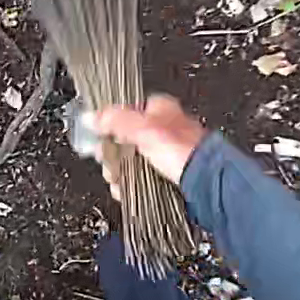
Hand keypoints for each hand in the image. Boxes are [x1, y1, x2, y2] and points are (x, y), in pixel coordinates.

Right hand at [85, 96, 207, 185]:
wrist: (208, 183)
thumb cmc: (185, 151)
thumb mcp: (142, 129)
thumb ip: (114, 120)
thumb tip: (90, 116)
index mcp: (160, 109)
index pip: (125, 112)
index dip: (109, 126)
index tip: (99, 139)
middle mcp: (163, 128)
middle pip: (125, 139)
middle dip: (112, 156)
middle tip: (109, 165)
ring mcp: (166, 152)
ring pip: (131, 160)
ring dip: (119, 172)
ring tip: (117, 181)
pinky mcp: (168, 174)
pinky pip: (142, 176)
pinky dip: (131, 184)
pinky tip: (126, 190)